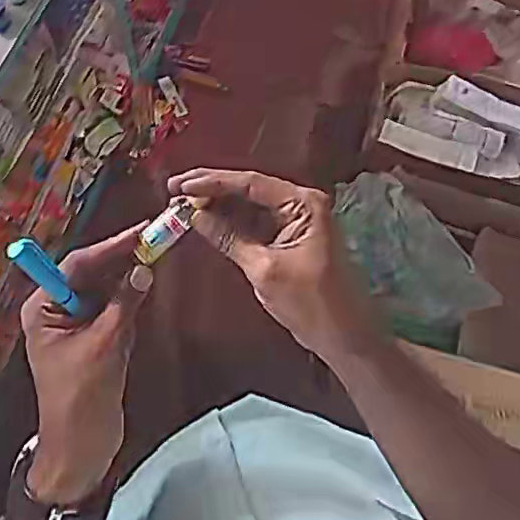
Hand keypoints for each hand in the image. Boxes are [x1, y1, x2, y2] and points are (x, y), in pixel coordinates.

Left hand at [20, 222, 153, 504]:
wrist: (81, 450)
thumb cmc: (79, 400)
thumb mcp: (104, 347)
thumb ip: (124, 305)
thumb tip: (144, 269)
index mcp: (44, 307)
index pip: (77, 264)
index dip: (109, 247)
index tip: (139, 232)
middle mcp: (57, 308)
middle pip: (93, 272)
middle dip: (122, 258)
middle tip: (154, 238)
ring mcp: (77, 322)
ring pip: (107, 287)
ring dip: (129, 277)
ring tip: (156, 253)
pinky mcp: (95, 336)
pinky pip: (115, 306)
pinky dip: (131, 299)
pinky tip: (146, 288)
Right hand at [167, 169, 385, 367]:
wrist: (345, 336)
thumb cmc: (311, 303)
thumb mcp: (264, 270)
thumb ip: (229, 238)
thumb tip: (195, 215)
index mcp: (303, 203)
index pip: (251, 183)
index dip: (212, 182)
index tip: (180, 184)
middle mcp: (301, 202)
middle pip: (249, 188)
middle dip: (212, 189)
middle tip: (175, 188)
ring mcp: (297, 217)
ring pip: (250, 203)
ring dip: (218, 203)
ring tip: (183, 202)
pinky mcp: (290, 234)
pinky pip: (256, 220)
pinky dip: (231, 220)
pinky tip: (206, 218)